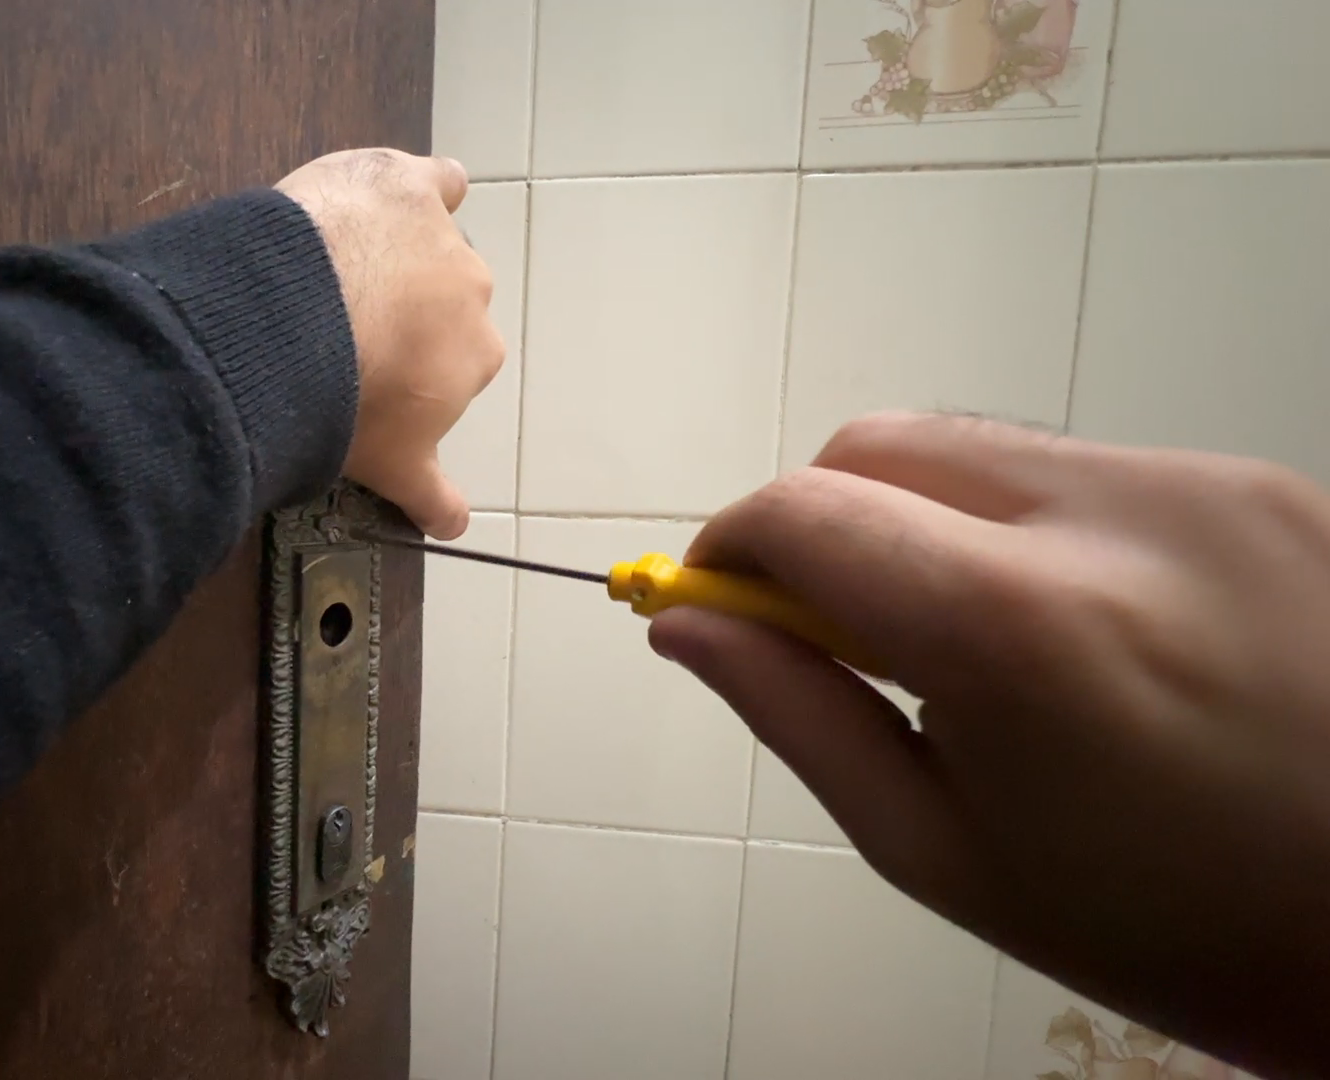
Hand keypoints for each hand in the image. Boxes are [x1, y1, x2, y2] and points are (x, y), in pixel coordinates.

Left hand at [277, 149, 503, 539]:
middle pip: (441, 305)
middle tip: (348, 333)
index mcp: (476, 356)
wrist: (302, 332)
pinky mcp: (403, 184)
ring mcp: (440, 235)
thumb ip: (432, 498)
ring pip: (435, 246)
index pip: (451, 362)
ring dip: (401, 261)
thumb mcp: (394, 468)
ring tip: (347, 277)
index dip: (412, 371)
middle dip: (404, 319)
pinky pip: (434, 179)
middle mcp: (473, 294)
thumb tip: (459, 530)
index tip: (374, 380)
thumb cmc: (353, 407)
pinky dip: (426, 187)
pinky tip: (403, 194)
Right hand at [648, 412, 1329, 1078]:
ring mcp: (1204, 482)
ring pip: (953, 445)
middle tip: (817, 614)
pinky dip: (988, 518)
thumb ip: (787, 710)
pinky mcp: (1258, 477)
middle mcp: (1114, 516)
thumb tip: (681, 625)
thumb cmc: (1157, 920)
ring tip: (940, 620)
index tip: (714, 598)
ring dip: (896, 514)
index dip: (726, 544)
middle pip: (868, 446)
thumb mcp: (928, 843)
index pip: (801, 512)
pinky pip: (1048, 466)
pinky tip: (1045, 611)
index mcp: (1014, 627)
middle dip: (805, 518)